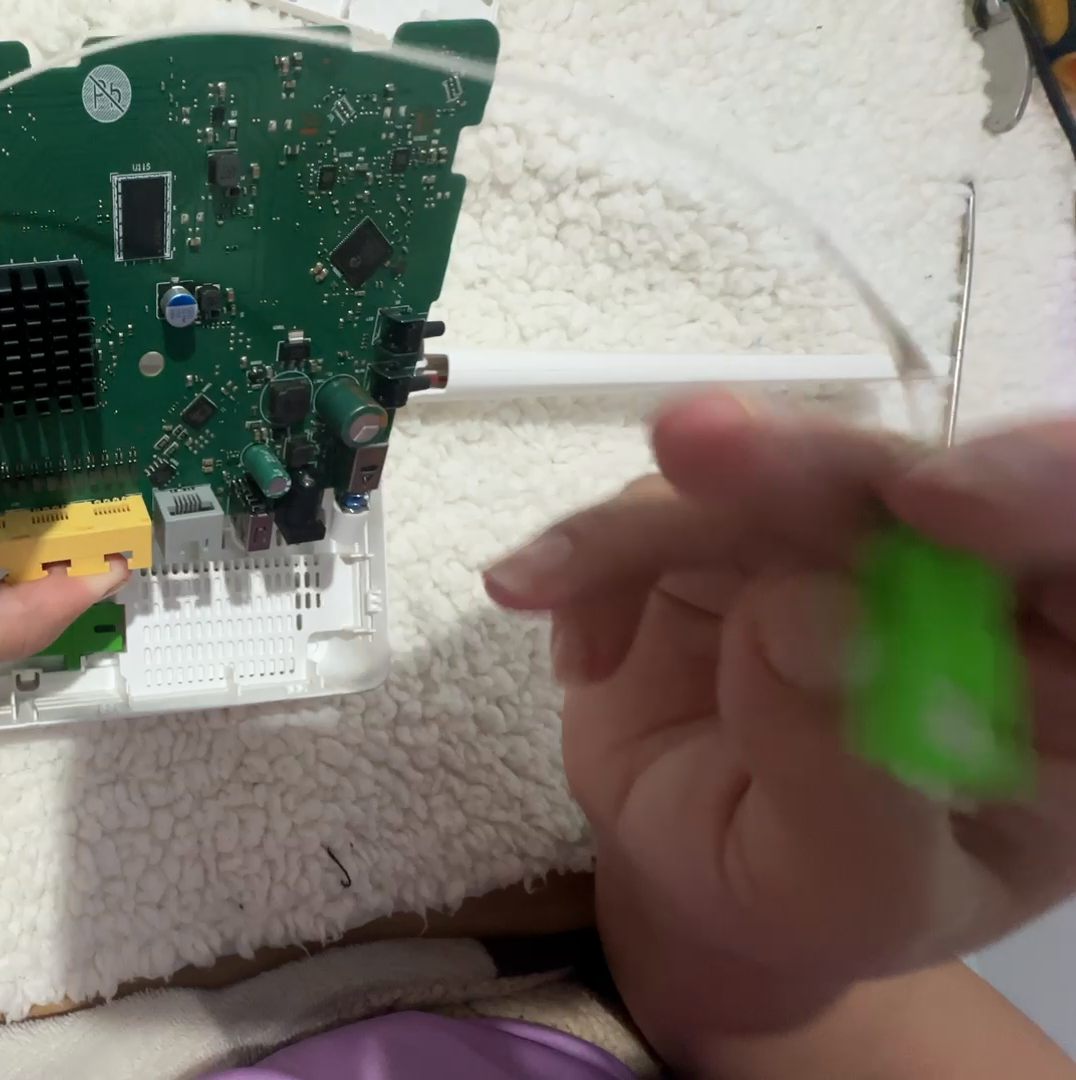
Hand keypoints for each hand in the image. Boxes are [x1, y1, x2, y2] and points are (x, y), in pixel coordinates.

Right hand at [484, 392, 1075, 1034]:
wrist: (685, 865)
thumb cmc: (794, 897)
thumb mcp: (841, 888)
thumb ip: (847, 776)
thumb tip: (797, 616)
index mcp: (1054, 673)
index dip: (1037, 495)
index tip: (938, 502)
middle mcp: (937, 585)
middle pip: (885, 483)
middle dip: (786, 462)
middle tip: (691, 441)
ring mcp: (803, 553)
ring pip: (723, 492)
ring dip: (620, 528)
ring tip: (527, 586)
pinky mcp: (695, 548)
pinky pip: (632, 522)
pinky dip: (577, 573)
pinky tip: (573, 665)